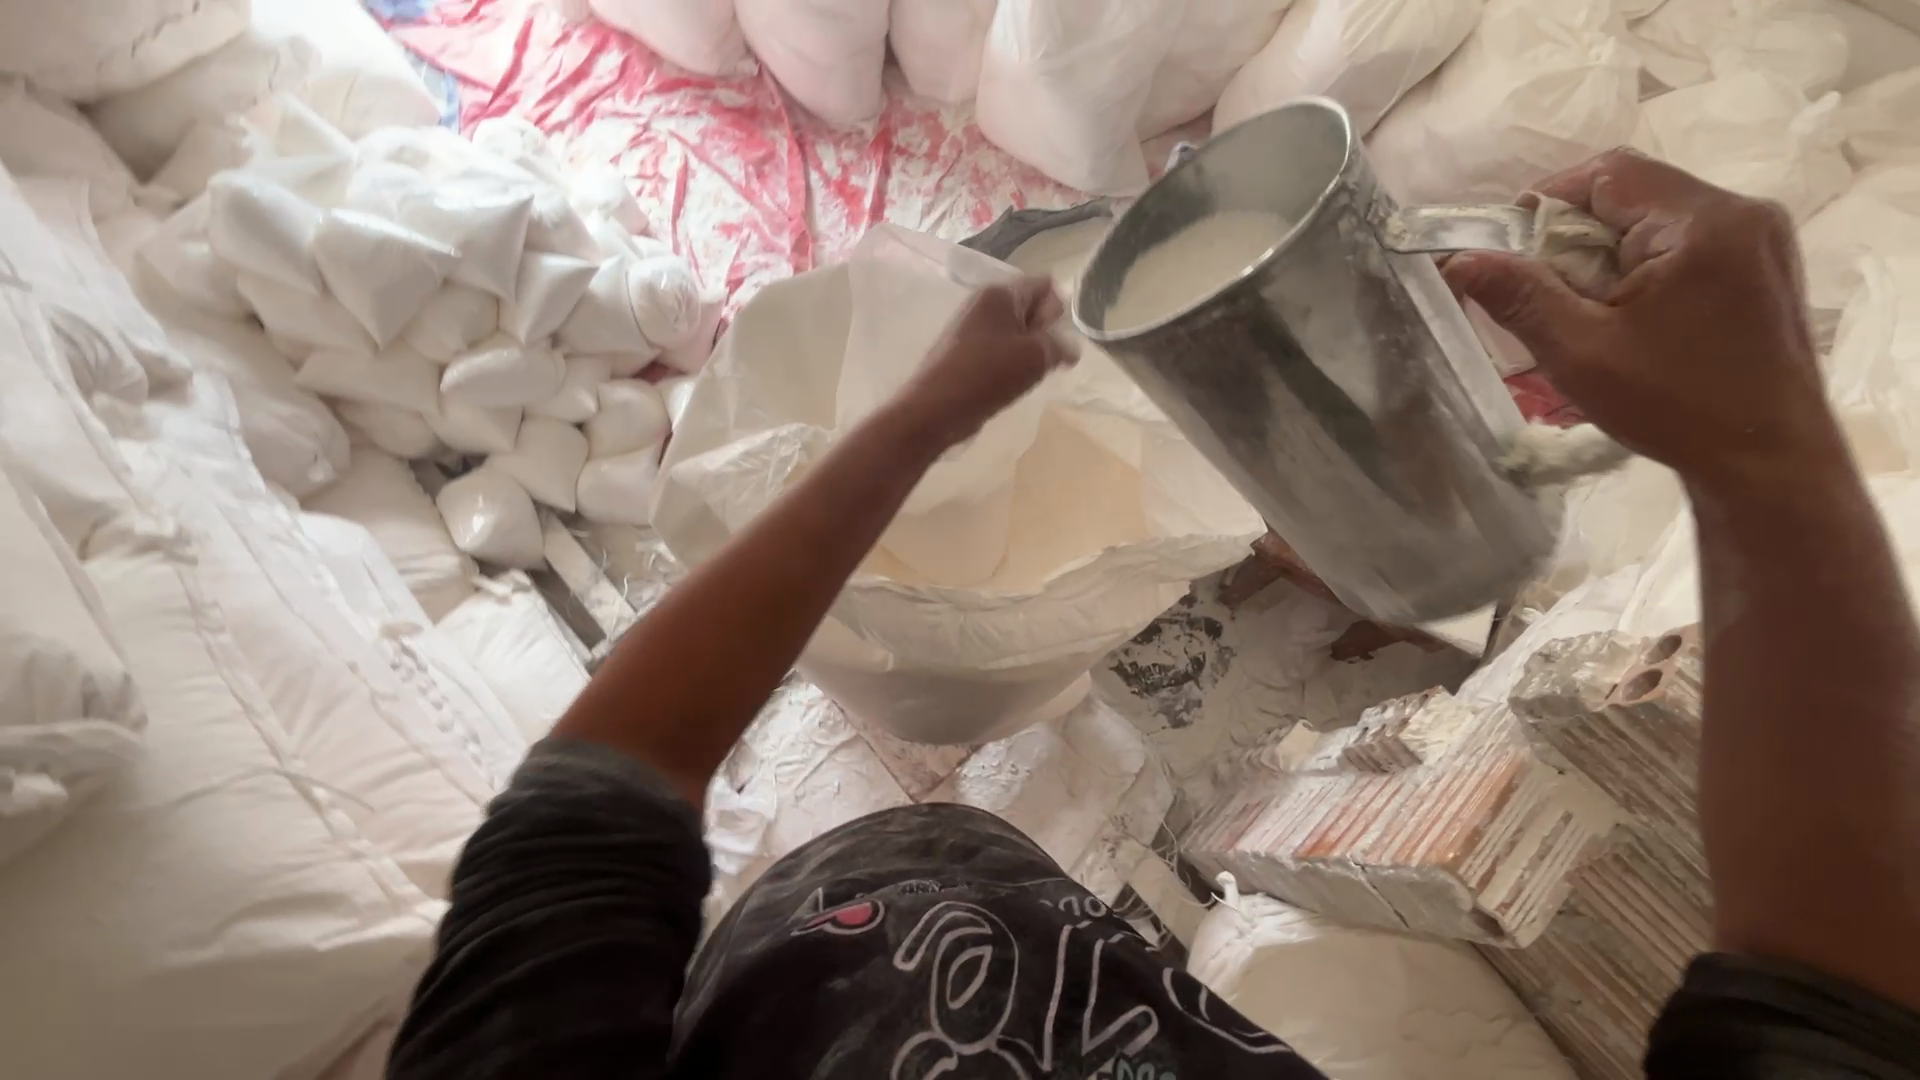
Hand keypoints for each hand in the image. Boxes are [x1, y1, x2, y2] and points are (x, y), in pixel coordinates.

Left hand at [893, 276, 1078, 450]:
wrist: (936, 409)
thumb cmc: (988, 375)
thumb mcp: (1036, 356)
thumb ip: (1060, 345)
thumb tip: (1071, 347)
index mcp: (1000, 293)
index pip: (1044, 286)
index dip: (1057, 311)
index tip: (1053, 340)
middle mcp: (982, 303)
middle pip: (1029, 308)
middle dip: (1043, 332)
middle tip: (1040, 360)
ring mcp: (969, 328)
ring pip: (1014, 333)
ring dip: (1027, 353)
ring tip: (1024, 377)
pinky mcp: (962, 353)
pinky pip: (998, 351)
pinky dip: (1008, 364)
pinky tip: (1008, 384)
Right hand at [1443, 150, 1846, 489]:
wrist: (1764, 455)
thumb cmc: (1670, 402)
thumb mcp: (1578, 350)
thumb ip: (1519, 296)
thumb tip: (1458, 259)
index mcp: (1701, 224)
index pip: (1607, 173)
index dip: (1544, 203)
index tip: (1507, 254)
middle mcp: (1739, 213)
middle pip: (1630, 192)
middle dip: (1567, 235)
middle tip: (1536, 292)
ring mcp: (1755, 239)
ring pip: (1650, 219)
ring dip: (1597, 254)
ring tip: (1575, 309)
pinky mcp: (1754, 266)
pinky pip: (1676, 243)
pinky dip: (1630, 267)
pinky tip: (1616, 314)